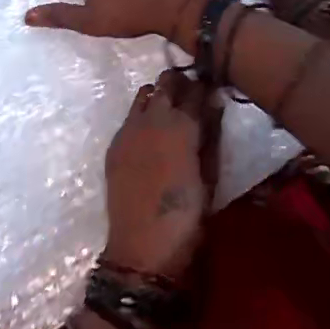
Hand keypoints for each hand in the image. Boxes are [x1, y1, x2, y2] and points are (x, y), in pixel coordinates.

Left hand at [103, 70, 217, 278]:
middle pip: (166, 83)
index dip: (205, 85)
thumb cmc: (186, 215)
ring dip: (158, 95)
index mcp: (183, 126)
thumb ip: (211, 136)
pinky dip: (142, 114)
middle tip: (190, 91)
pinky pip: (130, 116)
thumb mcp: (210, 176)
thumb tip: (214, 104)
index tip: (211, 84)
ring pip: (144, 94)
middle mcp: (153, 119)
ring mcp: (129, 129)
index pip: (196, 90)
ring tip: (169, 107)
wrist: (143, 245)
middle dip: (179, 83)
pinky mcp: (115, 144)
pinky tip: (150, 131)